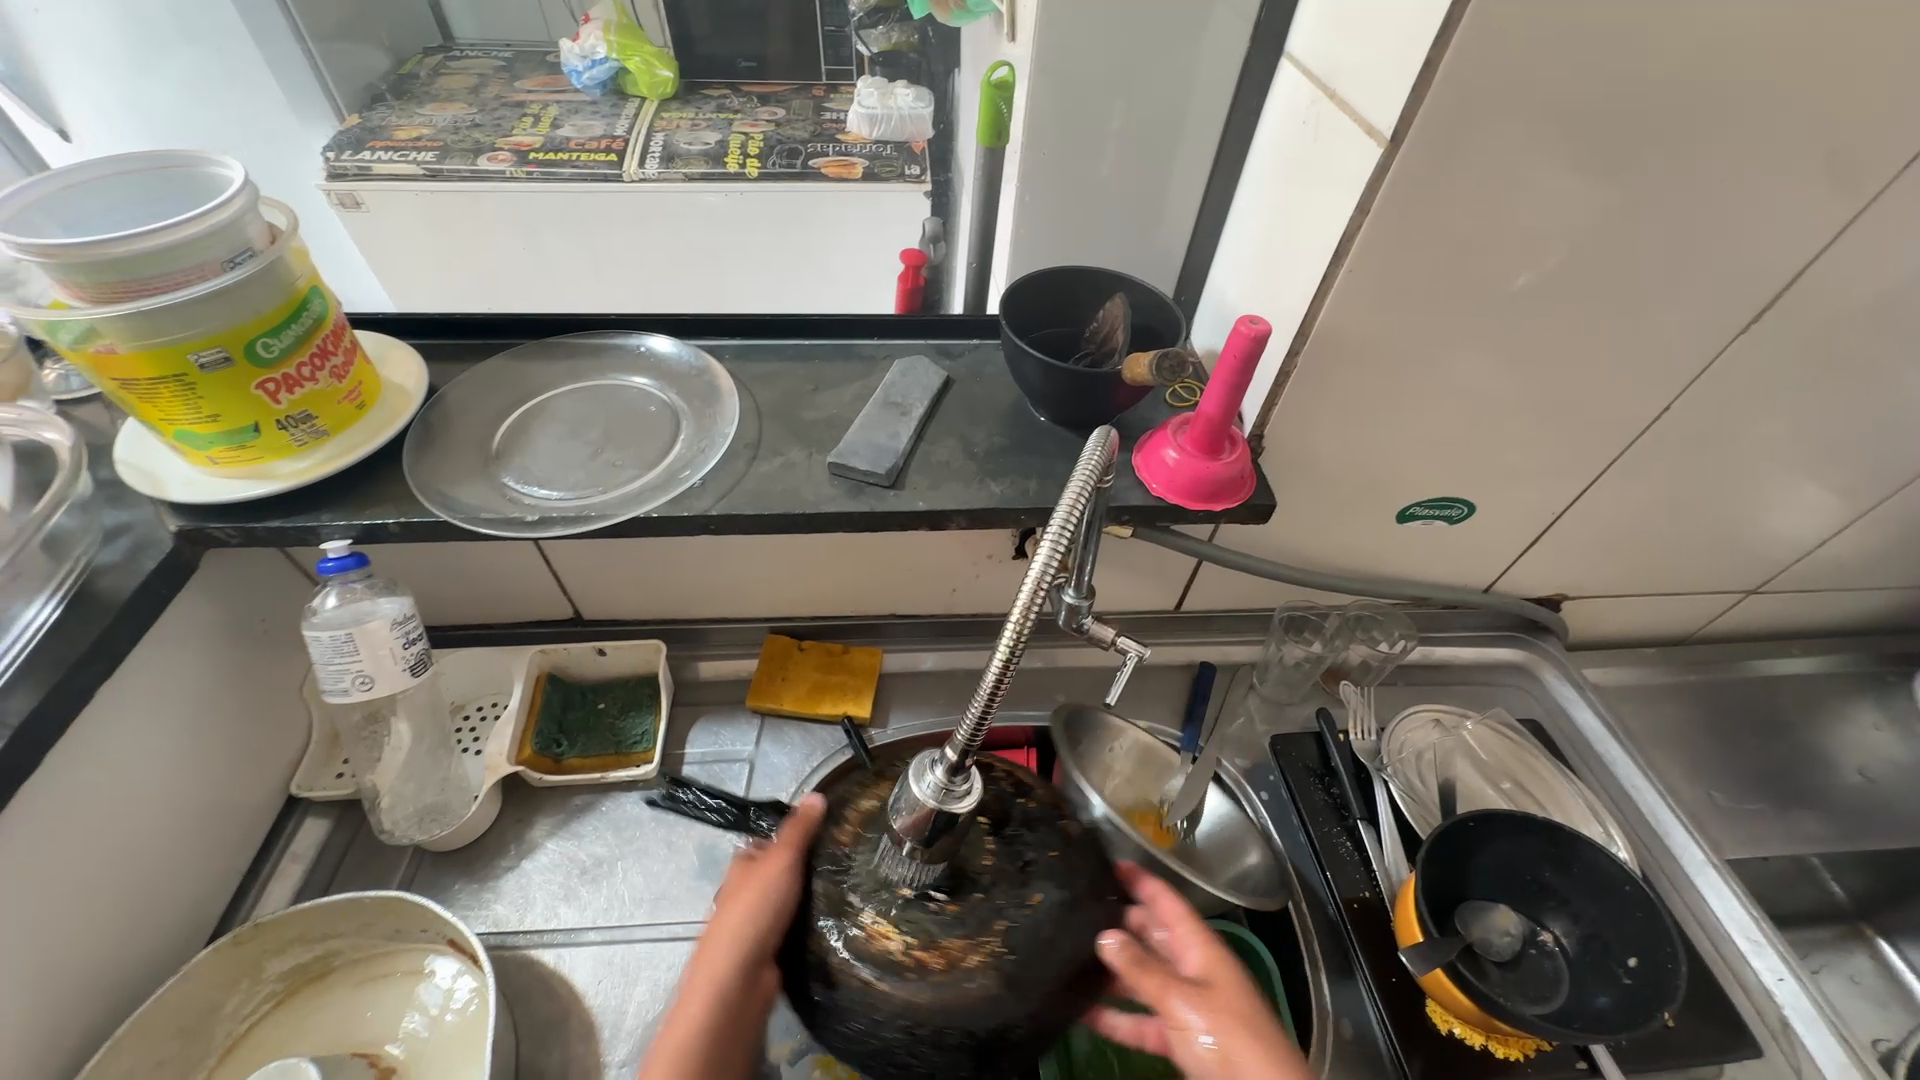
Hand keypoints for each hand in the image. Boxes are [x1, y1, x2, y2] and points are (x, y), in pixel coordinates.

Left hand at [639, 792, 827, 1079]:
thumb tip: (817, 794)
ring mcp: (755, 925)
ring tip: (849, 889)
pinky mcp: (767, 952)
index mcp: (743, 865)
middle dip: (807, 870)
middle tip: (846, 861)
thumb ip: (799, 830)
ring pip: (788, 903)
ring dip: (811, 900)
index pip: (770, 842)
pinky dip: (810, 926)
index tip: (830, 833)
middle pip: (780, 873)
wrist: (737, 979)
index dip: (797, 836)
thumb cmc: (755, 910)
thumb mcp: (781, 859)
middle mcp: (745, 892)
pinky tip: (834, 923)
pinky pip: (794, 930)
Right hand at [1086, 862, 1309, 1079]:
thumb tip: (1105, 935)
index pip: (1168, 903)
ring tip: (1072, 958)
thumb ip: (1143, 970)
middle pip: (1154, 938)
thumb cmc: (1230, 1041)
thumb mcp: (1183, 1002)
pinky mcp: (1182, 1039)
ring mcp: (1189, 1006)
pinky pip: (1143, 1020)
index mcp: (1201, 949)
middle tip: (1079, 912)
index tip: (1110, 864)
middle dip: (1121, 924)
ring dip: (1114, 973)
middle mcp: (1194, 970)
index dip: (1143, 882)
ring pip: (1146, 979)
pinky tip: (1084, 1013)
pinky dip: (1118, 1018)